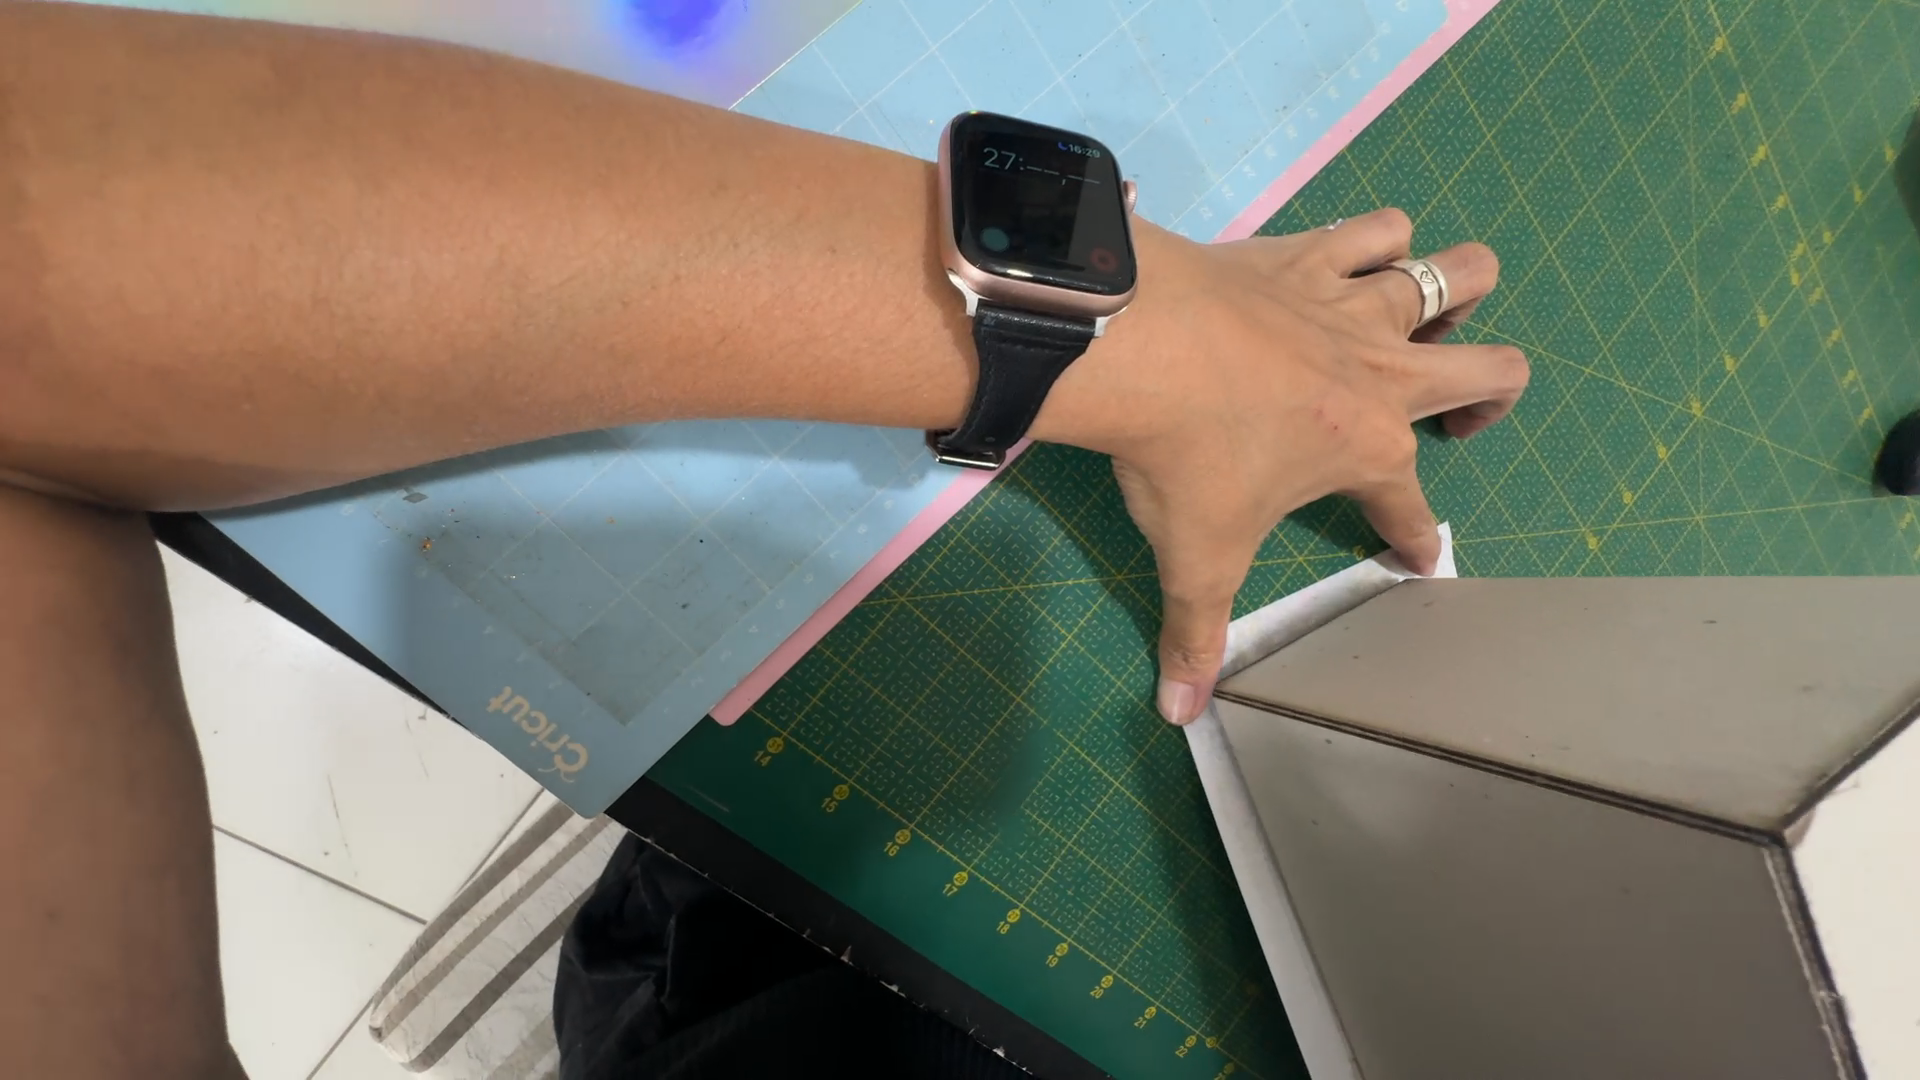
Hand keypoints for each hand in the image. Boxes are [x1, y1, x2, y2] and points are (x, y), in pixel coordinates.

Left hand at [1040, 208, 1526, 723]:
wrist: (1140, 351)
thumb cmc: (1181, 457)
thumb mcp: (1193, 557)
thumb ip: (1192, 636)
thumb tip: (1178, 715)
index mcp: (1365, 451)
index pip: (1412, 506)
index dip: (1419, 536)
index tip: (1420, 553)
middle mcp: (1381, 375)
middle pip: (1493, 366)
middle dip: (1490, 391)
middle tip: (1454, 414)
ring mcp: (1350, 304)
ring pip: (1458, 273)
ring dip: (1456, 294)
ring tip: (1419, 321)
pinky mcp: (1306, 251)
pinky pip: (1377, 225)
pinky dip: (1377, 239)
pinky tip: (1348, 259)